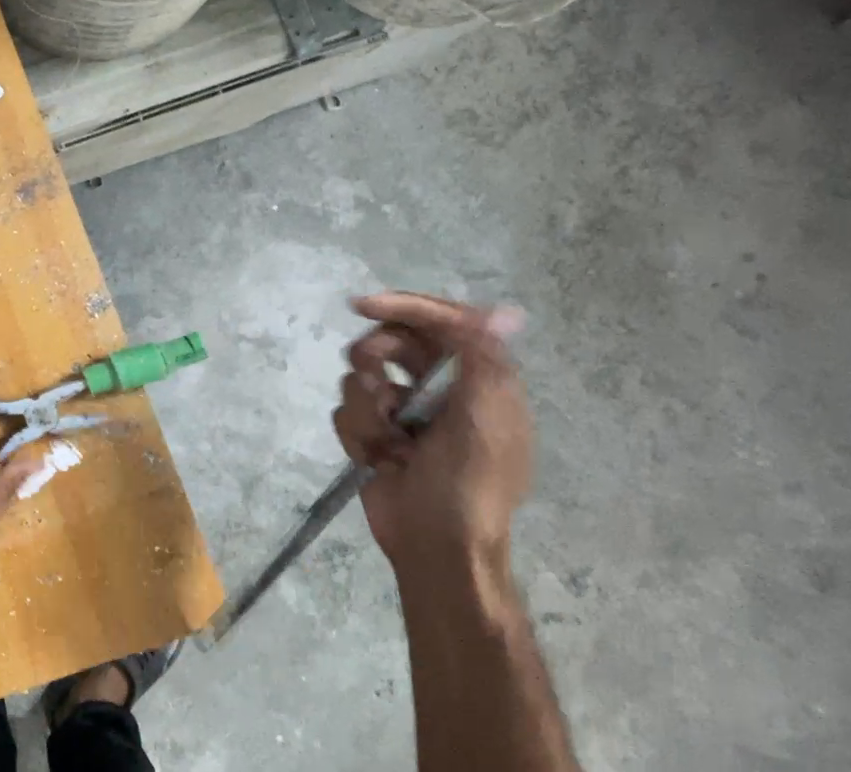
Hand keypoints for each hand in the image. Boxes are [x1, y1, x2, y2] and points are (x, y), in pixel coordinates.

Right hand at [333, 293, 531, 576]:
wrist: (436, 545)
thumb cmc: (469, 484)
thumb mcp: (486, 418)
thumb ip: (484, 359)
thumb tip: (502, 310)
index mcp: (478, 381)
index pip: (442, 322)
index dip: (403, 306)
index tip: (361, 306)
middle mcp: (440, 391)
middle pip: (393, 343)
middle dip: (373, 360)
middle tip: (374, 386)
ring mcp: (406, 414)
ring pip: (361, 380)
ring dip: (367, 410)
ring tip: (388, 442)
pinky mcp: (376, 436)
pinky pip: (348, 413)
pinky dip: (357, 434)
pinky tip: (378, 460)